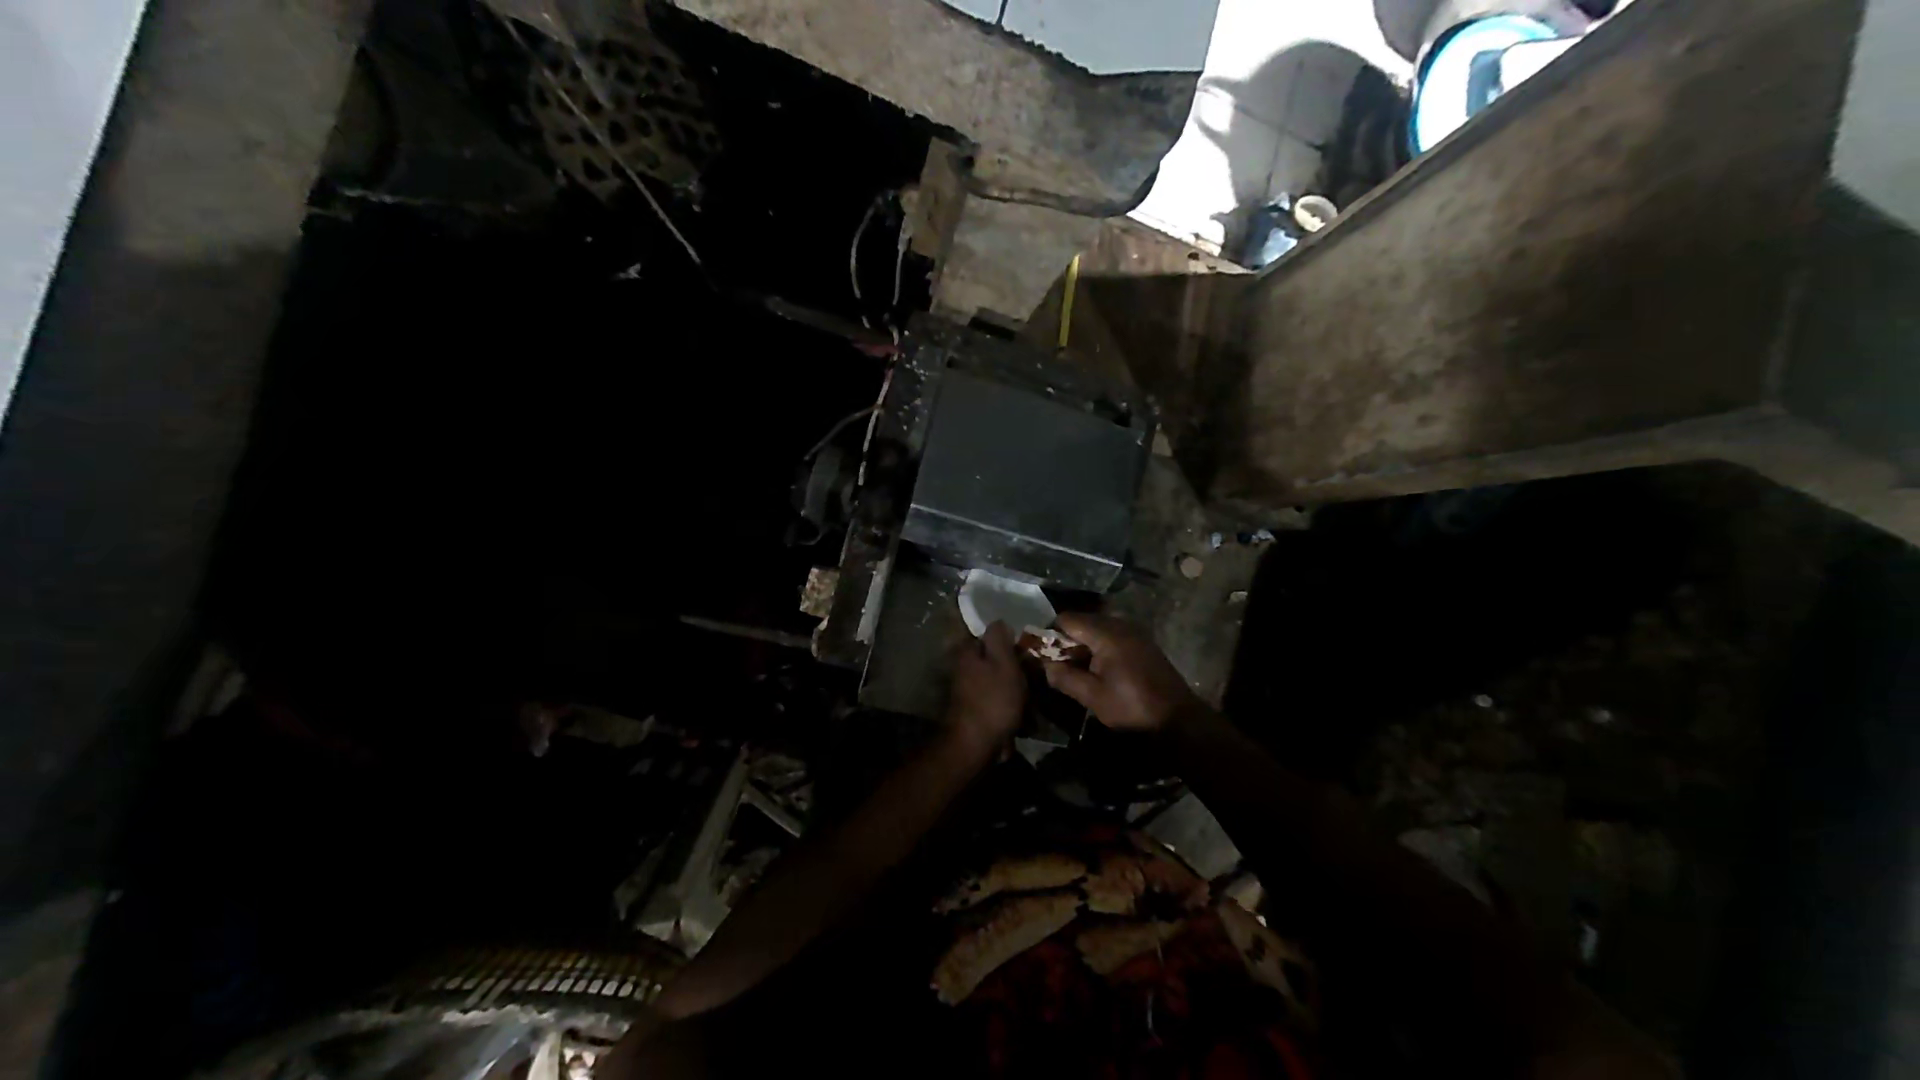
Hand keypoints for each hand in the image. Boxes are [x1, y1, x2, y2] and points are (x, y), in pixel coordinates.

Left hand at [947, 621, 1026, 747]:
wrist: (976, 745)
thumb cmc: (993, 699)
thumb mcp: (1002, 662)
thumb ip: (999, 638)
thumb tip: (998, 621)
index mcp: (967, 652)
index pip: (989, 635)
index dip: (1010, 640)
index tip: (1028, 648)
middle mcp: (963, 668)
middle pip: (995, 658)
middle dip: (1015, 666)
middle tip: (1035, 673)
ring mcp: (969, 691)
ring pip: (999, 680)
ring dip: (1016, 687)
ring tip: (1034, 695)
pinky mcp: (977, 710)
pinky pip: (999, 700)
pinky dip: (1012, 705)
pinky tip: (1026, 714)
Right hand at [1043, 613, 1200, 732]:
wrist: (1178, 718)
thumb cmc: (1133, 706)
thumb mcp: (1093, 696)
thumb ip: (1065, 678)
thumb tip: (1044, 667)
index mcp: (1107, 633)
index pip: (1067, 619)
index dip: (1050, 634)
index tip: (1042, 653)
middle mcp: (1121, 624)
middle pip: (1083, 621)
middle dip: (1066, 639)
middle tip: (1057, 664)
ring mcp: (1134, 632)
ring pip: (1098, 628)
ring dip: (1083, 644)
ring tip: (1076, 668)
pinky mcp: (1143, 643)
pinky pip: (1112, 635)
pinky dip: (1100, 646)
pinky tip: (1098, 668)